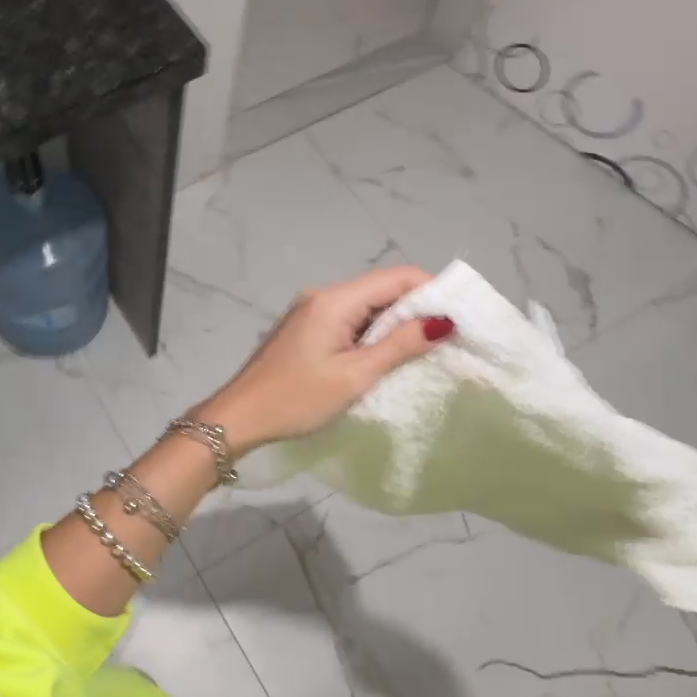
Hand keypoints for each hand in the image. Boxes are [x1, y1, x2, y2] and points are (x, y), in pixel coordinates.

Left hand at [193, 266, 453, 454]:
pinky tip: (385, 358)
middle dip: (416, 309)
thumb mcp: (354, 376)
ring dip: (394, 325)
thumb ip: (399, 345)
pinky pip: (348, 321)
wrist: (238, 418)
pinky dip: (371, 334)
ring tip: (422, 352)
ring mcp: (310, 312)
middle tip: (447, 340)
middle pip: (382, 289)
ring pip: (366, 307)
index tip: (459, 319)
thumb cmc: (297, 399)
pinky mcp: (305, 330)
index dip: (432, 292)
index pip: (396, 277)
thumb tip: (443, 321)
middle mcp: (322, 296)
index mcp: (334, 300)